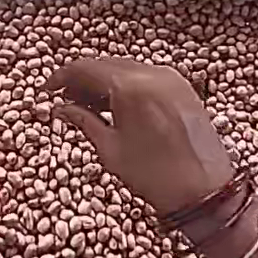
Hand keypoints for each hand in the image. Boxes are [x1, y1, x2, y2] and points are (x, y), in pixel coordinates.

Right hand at [45, 58, 233, 217]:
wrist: (208, 193)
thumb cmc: (157, 176)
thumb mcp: (110, 149)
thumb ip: (83, 121)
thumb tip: (61, 108)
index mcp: (130, 86)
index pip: (85, 67)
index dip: (62, 76)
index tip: (49, 89)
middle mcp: (152, 74)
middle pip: (105, 64)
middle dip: (81, 80)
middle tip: (64, 99)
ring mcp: (170, 79)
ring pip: (125, 69)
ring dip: (103, 82)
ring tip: (86, 106)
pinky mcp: (182, 89)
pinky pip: (144, 77)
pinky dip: (125, 86)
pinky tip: (113, 106)